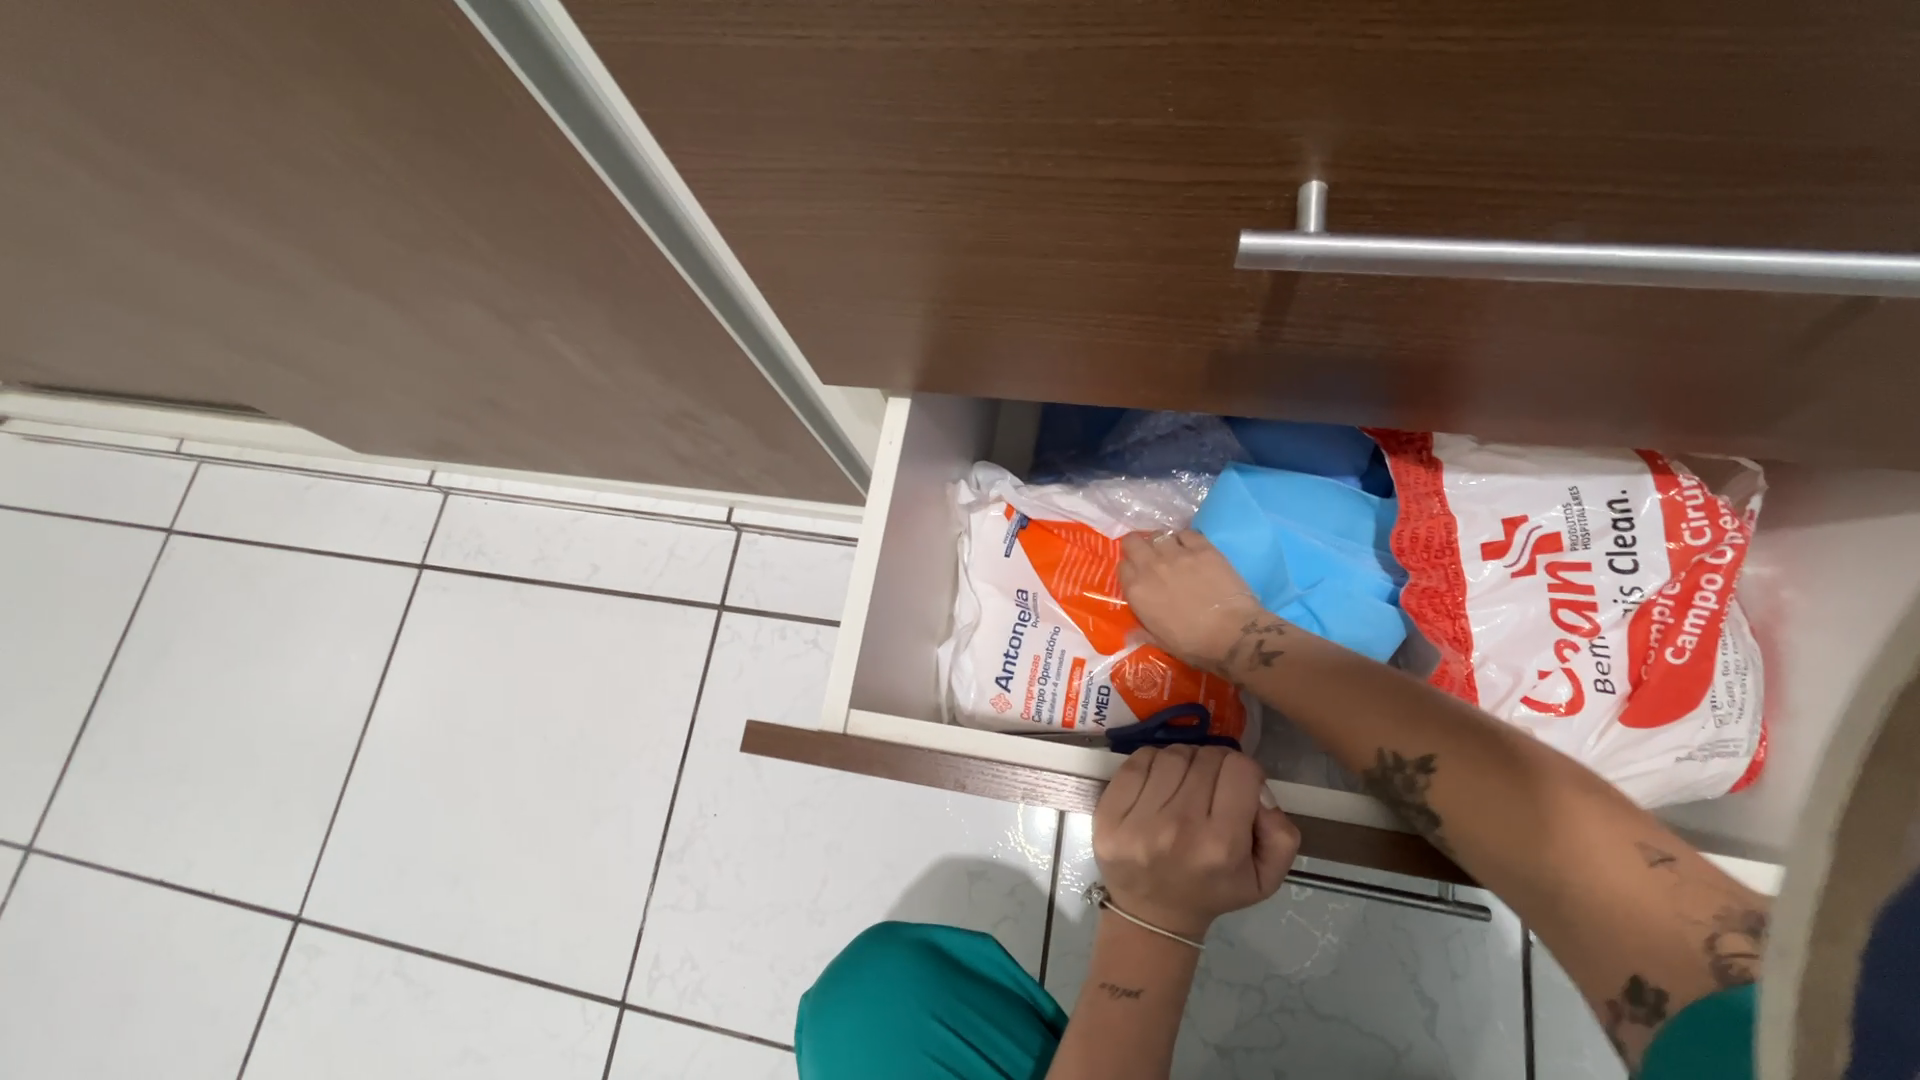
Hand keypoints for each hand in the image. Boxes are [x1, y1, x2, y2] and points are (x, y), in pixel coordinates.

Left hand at [1092, 745, 1300, 938]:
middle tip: (1209, 786)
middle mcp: (1179, 828)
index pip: (1240, 769)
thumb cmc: (1211, 890)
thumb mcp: (1264, 878)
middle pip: (1205, 758)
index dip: (1244, 771)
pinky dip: (1152, 763)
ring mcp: (1138, 820)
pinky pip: (1137, 761)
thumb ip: (1281, 835)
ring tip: (1183, 784)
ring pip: (1172, 755)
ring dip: (1183, 762)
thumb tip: (1261, 792)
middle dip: (1214, 765)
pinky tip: (1157, 785)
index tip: (1237, 786)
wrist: (1153, 914)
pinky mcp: (1107, 814)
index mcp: (1221, 844)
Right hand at [1118, 530, 1279, 673]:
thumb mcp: (1158, 641)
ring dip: (1161, 543)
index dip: (1130, 569)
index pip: (1122, 566)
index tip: (1137, 574)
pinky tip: (1191, 548)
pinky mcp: (1203, 549)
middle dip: (1138, 546)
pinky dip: (1185, 539)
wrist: (1232, 634)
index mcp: (1137, 590)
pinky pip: (1186, 533)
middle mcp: (1151, 566)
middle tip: (1149, 556)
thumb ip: (1141, 629)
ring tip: (1171, 552)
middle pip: (1133, 542)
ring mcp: (1177, 554)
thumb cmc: (1193, 644)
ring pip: (1159, 535)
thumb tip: (1131, 631)